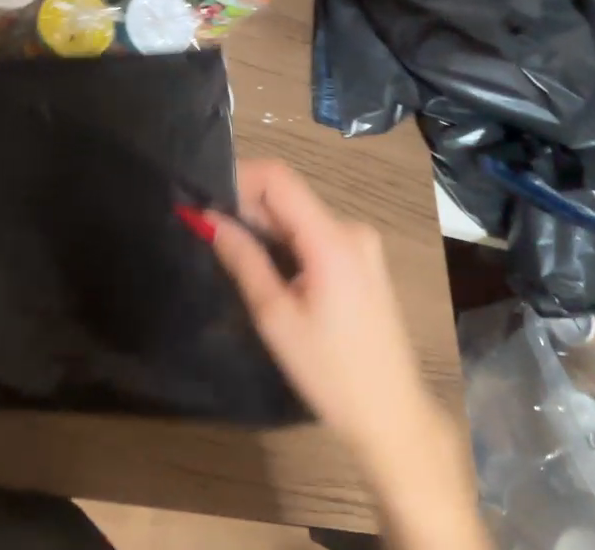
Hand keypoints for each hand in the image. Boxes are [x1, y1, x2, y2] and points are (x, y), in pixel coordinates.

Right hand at [203, 160, 441, 464]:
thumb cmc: (331, 371)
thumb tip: (207, 217)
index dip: (236, 177)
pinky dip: (283, 241)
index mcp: (332, 239)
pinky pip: (313, 234)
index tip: (202, 200)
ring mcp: (361, 246)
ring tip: (229, 250)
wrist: (393, 416)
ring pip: (297, 216)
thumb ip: (242, 259)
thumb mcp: (275, 317)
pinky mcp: (362, 262)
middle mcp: (351, 230)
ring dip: (262, 226)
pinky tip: (265, 267)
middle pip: (287, 196)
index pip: (278, 178)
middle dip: (243, 206)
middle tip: (205, 229)